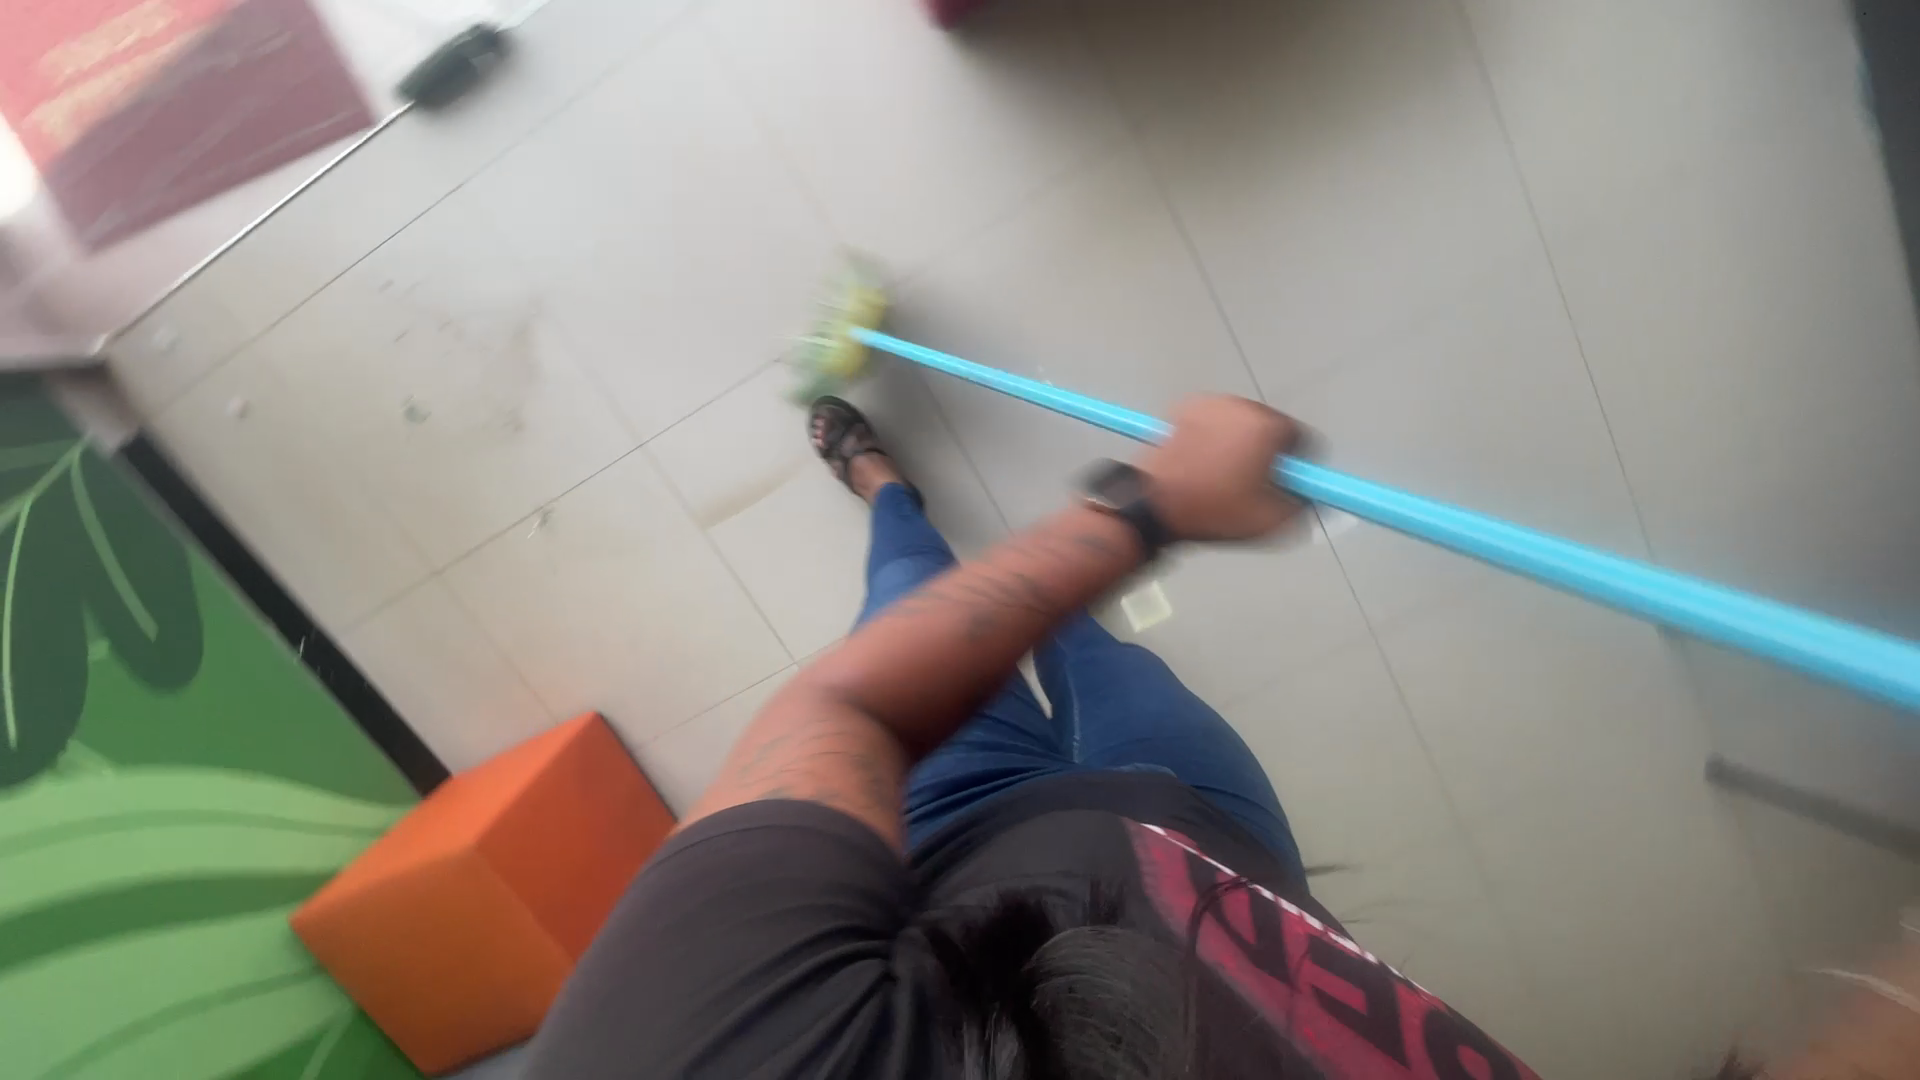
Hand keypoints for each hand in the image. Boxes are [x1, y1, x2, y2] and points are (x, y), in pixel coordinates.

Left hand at [1139, 396, 1302, 541]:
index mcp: (1267, 426)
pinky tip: (1202, 462)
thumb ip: (1303, 504)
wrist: (1151, 502)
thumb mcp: (1269, 520)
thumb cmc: (1212, 510)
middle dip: (1266, 451)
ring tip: (1222, 474)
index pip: (1303, 440)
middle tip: (1251, 482)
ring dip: (1239, 442)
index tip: (1284, 485)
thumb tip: (1311, 493)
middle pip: (1270, 427)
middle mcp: (1241, 405)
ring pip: (1240, 423)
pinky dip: (1213, 436)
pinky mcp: (1184, 409)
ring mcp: (1209, 404)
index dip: (1296, 465)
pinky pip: (1213, 422)